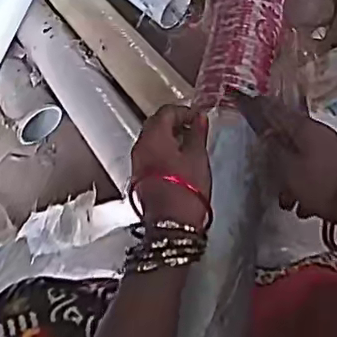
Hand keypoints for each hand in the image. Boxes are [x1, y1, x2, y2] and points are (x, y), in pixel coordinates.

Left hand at [130, 104, 209, 227]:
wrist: (171, 224)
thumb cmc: (186, 190)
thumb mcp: (198, 156)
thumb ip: (198, 132)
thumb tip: (199, 118)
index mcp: (154, 136)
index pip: (166, 112)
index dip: (184, 111)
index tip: (198, 118)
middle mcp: (141, 145)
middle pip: (156, 123)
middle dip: (174, 122)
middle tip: (193, 128)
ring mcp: (137, 161)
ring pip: (151, 139)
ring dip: (168, 136)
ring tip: (188, 144)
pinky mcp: (139, 175)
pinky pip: (149, 153)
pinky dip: (162, 150)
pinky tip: (177, 159)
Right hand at [255, 96, 336, 223]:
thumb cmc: (320, 184)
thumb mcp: (288, 168)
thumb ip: (273, 148)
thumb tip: (265, 132)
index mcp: (303, 127)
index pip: (275, 110)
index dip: (258, 106)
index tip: (244, 99)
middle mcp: (317, 133)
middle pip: (287, 136)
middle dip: (274, 154)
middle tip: (263, 165)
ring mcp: (329, 149)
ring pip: (299, 157)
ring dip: (290, 177)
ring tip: (286, 200)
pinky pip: (313, 170)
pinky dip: (304, 184)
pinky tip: (302, 205)